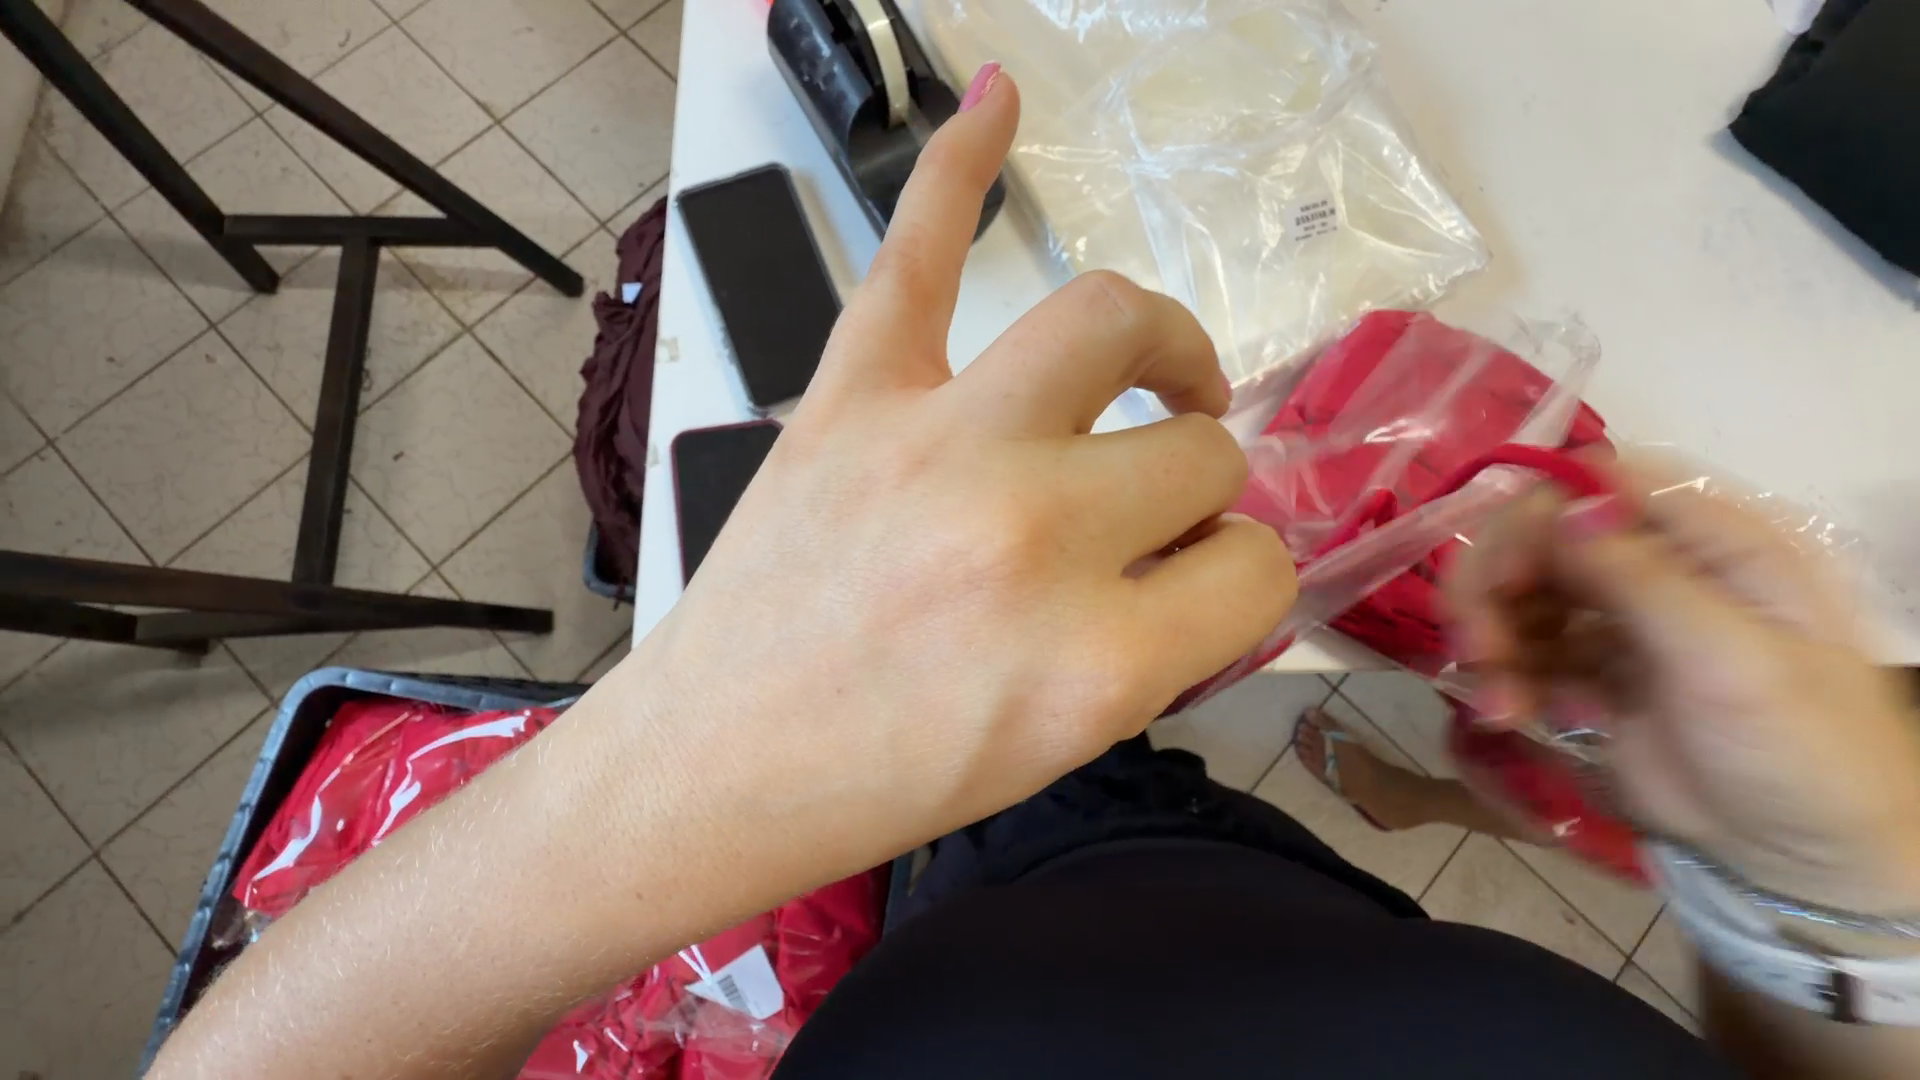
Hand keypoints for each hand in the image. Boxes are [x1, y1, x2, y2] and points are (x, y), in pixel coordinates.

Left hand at [613, 70, 1295, 890]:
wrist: (717, 765)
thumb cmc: (887, 780)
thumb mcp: (1062, 746)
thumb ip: (1163, 645)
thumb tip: (1216, 550)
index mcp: (1097, 662)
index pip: (1253, 574)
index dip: (1233, 582)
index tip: (1190, 591)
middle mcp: (1030, 534)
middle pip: (1201, 454)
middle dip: (1196, 486)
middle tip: (1150, 510)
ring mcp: (936, 444)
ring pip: (1115, 325)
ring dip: (1161, 353)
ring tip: (1152, 379)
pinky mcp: (850, 398)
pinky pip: (918, 254)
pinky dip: (957, 170)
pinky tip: (997, 101)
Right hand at [1447, 457, 1919, 913]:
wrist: (1800, 860)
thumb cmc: (1801, 755)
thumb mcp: (1731, 663)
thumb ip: (1646, 579)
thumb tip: (1567, 505)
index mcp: (1710, 544)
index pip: (1592, 485)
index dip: (1533, 519)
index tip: (1506, 581)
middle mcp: (1650, 564)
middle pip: (1530, 539)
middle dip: (1489, 592)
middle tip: (1476, 652)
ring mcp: (1609, 615)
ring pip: (1508, 594)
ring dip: (1488, 644)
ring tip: (1500, 705)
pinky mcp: (1576, 663)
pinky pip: (1511, 648)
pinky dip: (1501, 680)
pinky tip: (1523, 716)